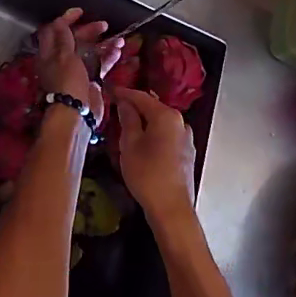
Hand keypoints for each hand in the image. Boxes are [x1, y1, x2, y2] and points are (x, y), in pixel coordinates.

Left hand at [35, 8, 122, 123]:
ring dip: (104, 44)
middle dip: (89, 31)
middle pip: (75, 40)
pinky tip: (119, 51)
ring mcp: (77, 71)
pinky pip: (100, 64)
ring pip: (90, 52)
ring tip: (119, 40)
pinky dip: (109, 57)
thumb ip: (64, 37)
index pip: (55, 31)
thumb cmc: (67, 82)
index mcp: (49, 54)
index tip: (81, 12)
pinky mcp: (90, 80)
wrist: (76, 113)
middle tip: (104, 25)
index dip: (66, 19)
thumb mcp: (64, 56)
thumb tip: (60, 21)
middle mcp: (61, 61)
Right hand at [111, 87, 196, 219]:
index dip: (123, 92)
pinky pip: (167, 135)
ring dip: (145, 120)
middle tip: (115, 105)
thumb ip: (128, 120)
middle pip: (154, 107)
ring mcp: (186, 137)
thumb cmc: (147, 174)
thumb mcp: (130, 145)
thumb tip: (125, 104)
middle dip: (135, 105)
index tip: (109, 88)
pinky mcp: (186, 152)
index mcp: (167, 116)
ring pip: (161, 122)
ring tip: (126, 122)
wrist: (171, 208)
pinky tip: (142, 140)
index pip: (141, 96)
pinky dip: (153, 133)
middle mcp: (180, 122)